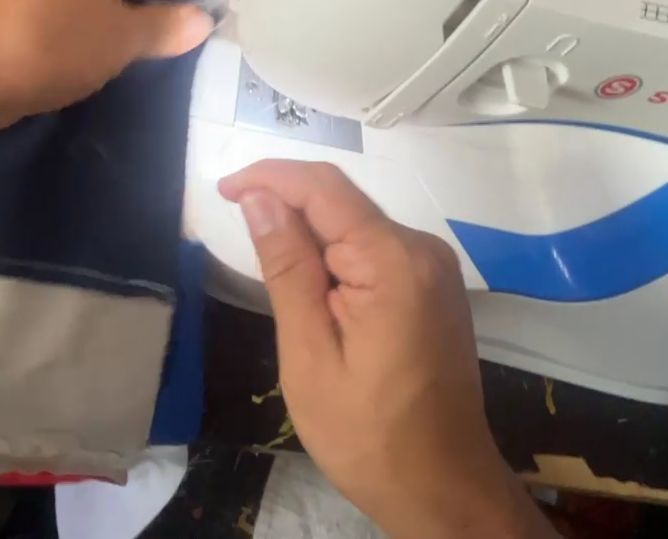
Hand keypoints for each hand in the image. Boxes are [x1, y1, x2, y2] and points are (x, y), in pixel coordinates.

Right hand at [220, 161, 552, 538]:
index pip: (323, 188)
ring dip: (307, 227)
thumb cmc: (368, 433)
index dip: (269, 177)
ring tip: (270, 264)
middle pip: (341, 199)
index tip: (223, 189)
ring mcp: (432, 265)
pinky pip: (372, 243)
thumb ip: (286, 267)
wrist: (444, 490)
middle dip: (285, 201)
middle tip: (237, 223)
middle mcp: (421, 248)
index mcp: (394, 262)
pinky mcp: (431, 282)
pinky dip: (333, 249)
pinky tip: (311, 281)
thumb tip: (258, 198)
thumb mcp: (309, 353)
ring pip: (354, 219)